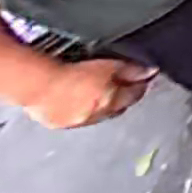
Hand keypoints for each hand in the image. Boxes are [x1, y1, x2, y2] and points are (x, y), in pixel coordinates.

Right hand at [22, 59, 157, 129]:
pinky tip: (84, 102)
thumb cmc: (79, 73)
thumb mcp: (113, 66)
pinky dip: (87, 111)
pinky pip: (80, 120)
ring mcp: (75, 124)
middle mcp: (95, 116)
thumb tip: (151, 72)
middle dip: (124, 99)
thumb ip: (134, 71)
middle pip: (118, 109)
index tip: (143, 80)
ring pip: (99, 116)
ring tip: (105, 95)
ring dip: (105, 107)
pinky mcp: (58, 126)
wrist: (40, 86)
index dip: (141, 86)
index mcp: (110, 102)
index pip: (134, 96)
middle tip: (126, 87)